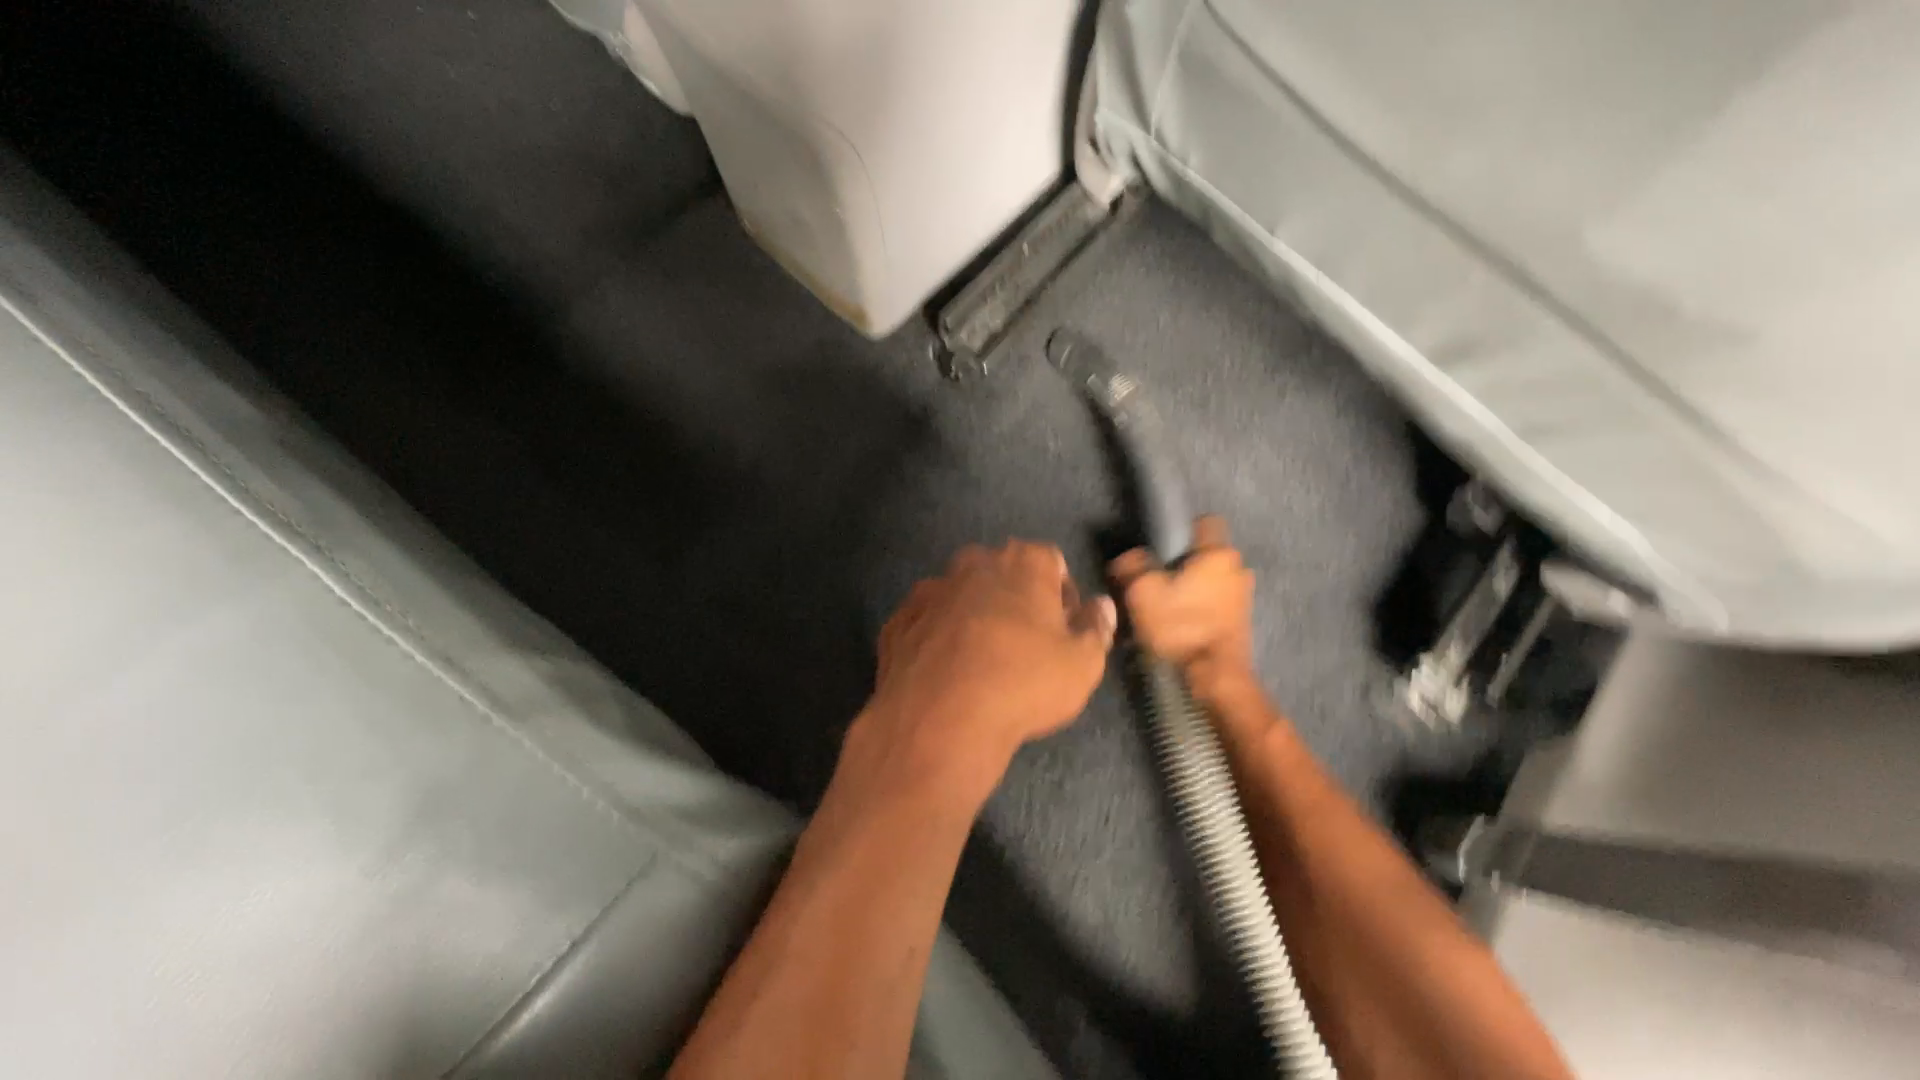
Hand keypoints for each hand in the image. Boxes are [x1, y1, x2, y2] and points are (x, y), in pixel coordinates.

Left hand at [852, 541, 1115, 799]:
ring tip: (983, 665)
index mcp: (1022, 563)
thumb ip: (1095, 628)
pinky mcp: (896, 623)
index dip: (1063, 595)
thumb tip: (1101, 606)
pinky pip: (927, 624)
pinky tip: (947, 675)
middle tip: (1026, 646)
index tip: (1065, 630)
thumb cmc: (1022, 684)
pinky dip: (938, 640)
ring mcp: (928, 592)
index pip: (1052, 562)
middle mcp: (972, 565)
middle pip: (1002, 574)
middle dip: (1015, 601)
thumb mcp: (1082, 665)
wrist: (938, 720)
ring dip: (973, 618)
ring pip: (960, 597)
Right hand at [1110, 516, 1255, 694]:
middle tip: (1158, 581)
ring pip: (1212, 582)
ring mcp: (1244, 597)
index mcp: (1219, 553)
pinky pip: (1217, 605)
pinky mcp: (1243, 622)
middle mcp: (1239, 569)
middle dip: (1185, 565)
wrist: (1215, 678)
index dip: (1182, 529)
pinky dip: (1201, 611)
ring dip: (1194, 590)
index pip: (1205, 522)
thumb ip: (1132, 566)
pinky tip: (1182, 627)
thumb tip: (1127, 558)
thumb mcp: (1142, 593)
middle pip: (1206, 555)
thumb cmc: (1181, 627)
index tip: (1162, 547)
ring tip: (1168, 608)